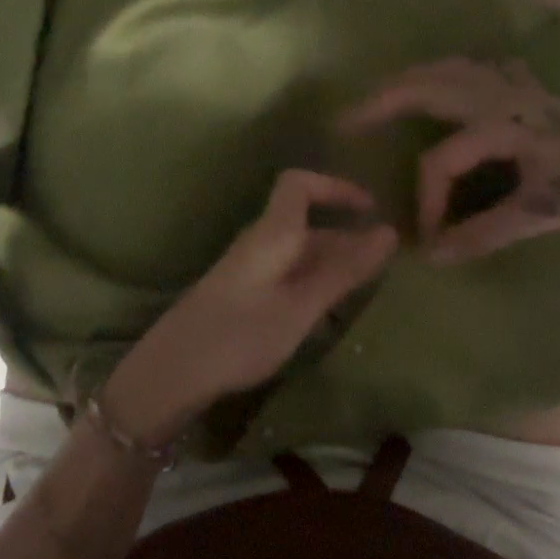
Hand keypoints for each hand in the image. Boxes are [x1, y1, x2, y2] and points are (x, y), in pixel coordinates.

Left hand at [100, 170, 398, 443]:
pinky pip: (284, 276)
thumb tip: (388, 232)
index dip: (335, 187)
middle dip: (344, 238)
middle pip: (304, 224)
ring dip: (330, 265)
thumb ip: (343, 271)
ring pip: (296, 253)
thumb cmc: (240, 335)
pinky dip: (311, 285)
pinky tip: (324, 314)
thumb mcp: (301, 306)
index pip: (299, 184)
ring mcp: (245, 271)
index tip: (370, 210)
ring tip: (364, 292)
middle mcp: (257, 243)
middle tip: (384, 266)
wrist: (172, 373)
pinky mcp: (238, 296)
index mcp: (271, 234)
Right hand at [340, 57, 559, 263]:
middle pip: (427, 85)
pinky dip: (454, 72)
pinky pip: (481, 69)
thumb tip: (432, 256)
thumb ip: (483, 234)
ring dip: (411, 80)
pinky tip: (450, 85)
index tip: (425, 240)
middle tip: (344, 118)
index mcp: (503, 126)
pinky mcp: (534, 90)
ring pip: (451, 69)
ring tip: (381, 98)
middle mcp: (502, 97)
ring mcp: (518, 87)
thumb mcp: (541, 216)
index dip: (425, 203)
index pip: (440, 161)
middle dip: (381, 100)